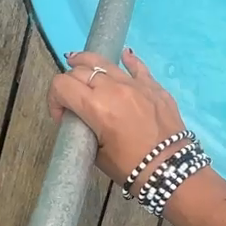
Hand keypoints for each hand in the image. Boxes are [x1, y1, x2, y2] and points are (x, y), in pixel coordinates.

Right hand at [48, 49, 187, 182]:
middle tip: (72, 98)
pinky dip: (127, 60)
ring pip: (105, 62)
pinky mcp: (154, 86)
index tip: (60, 115)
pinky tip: (124, 56)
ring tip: (77, 61)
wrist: (171, 169)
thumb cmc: (132, 168)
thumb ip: (84, 130)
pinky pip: (137, 66)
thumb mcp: (97, 154)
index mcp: (96, 107)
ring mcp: (135, 84)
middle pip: (80, 71)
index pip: (62, 85)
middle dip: (69, 82)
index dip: (54, 98)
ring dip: (87, 61)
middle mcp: (113, 89)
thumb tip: (81, 117)